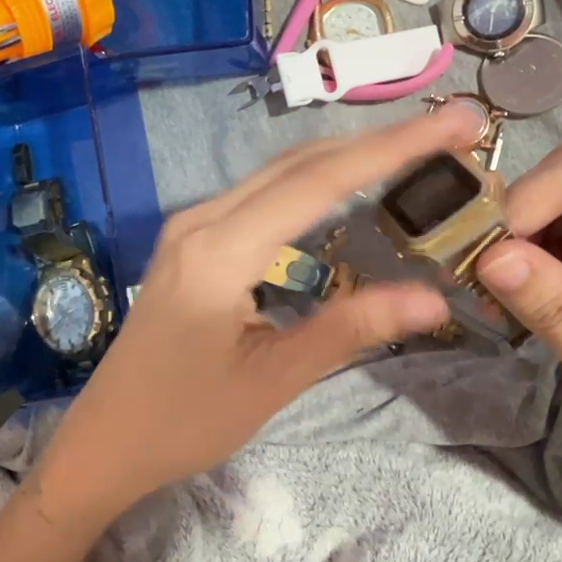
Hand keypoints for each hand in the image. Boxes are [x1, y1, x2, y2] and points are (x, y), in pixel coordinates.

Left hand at [34, 106, 488, 518]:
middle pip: (299, 164)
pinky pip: (257, 197)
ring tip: (412, 150)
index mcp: (220, 250)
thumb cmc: (183, 420)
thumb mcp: (272, 379)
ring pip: (277, 174)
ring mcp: (189, 228)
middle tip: (450, 127)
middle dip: (378, 141)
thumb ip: (349, 330)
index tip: (458, 120)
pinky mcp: (188, 244)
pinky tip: (344, 191)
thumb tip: (434, 298)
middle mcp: (201, 221)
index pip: (320, 182)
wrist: (104, 440)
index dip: (394, 147)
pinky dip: (310, 185)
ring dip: (344, 158)